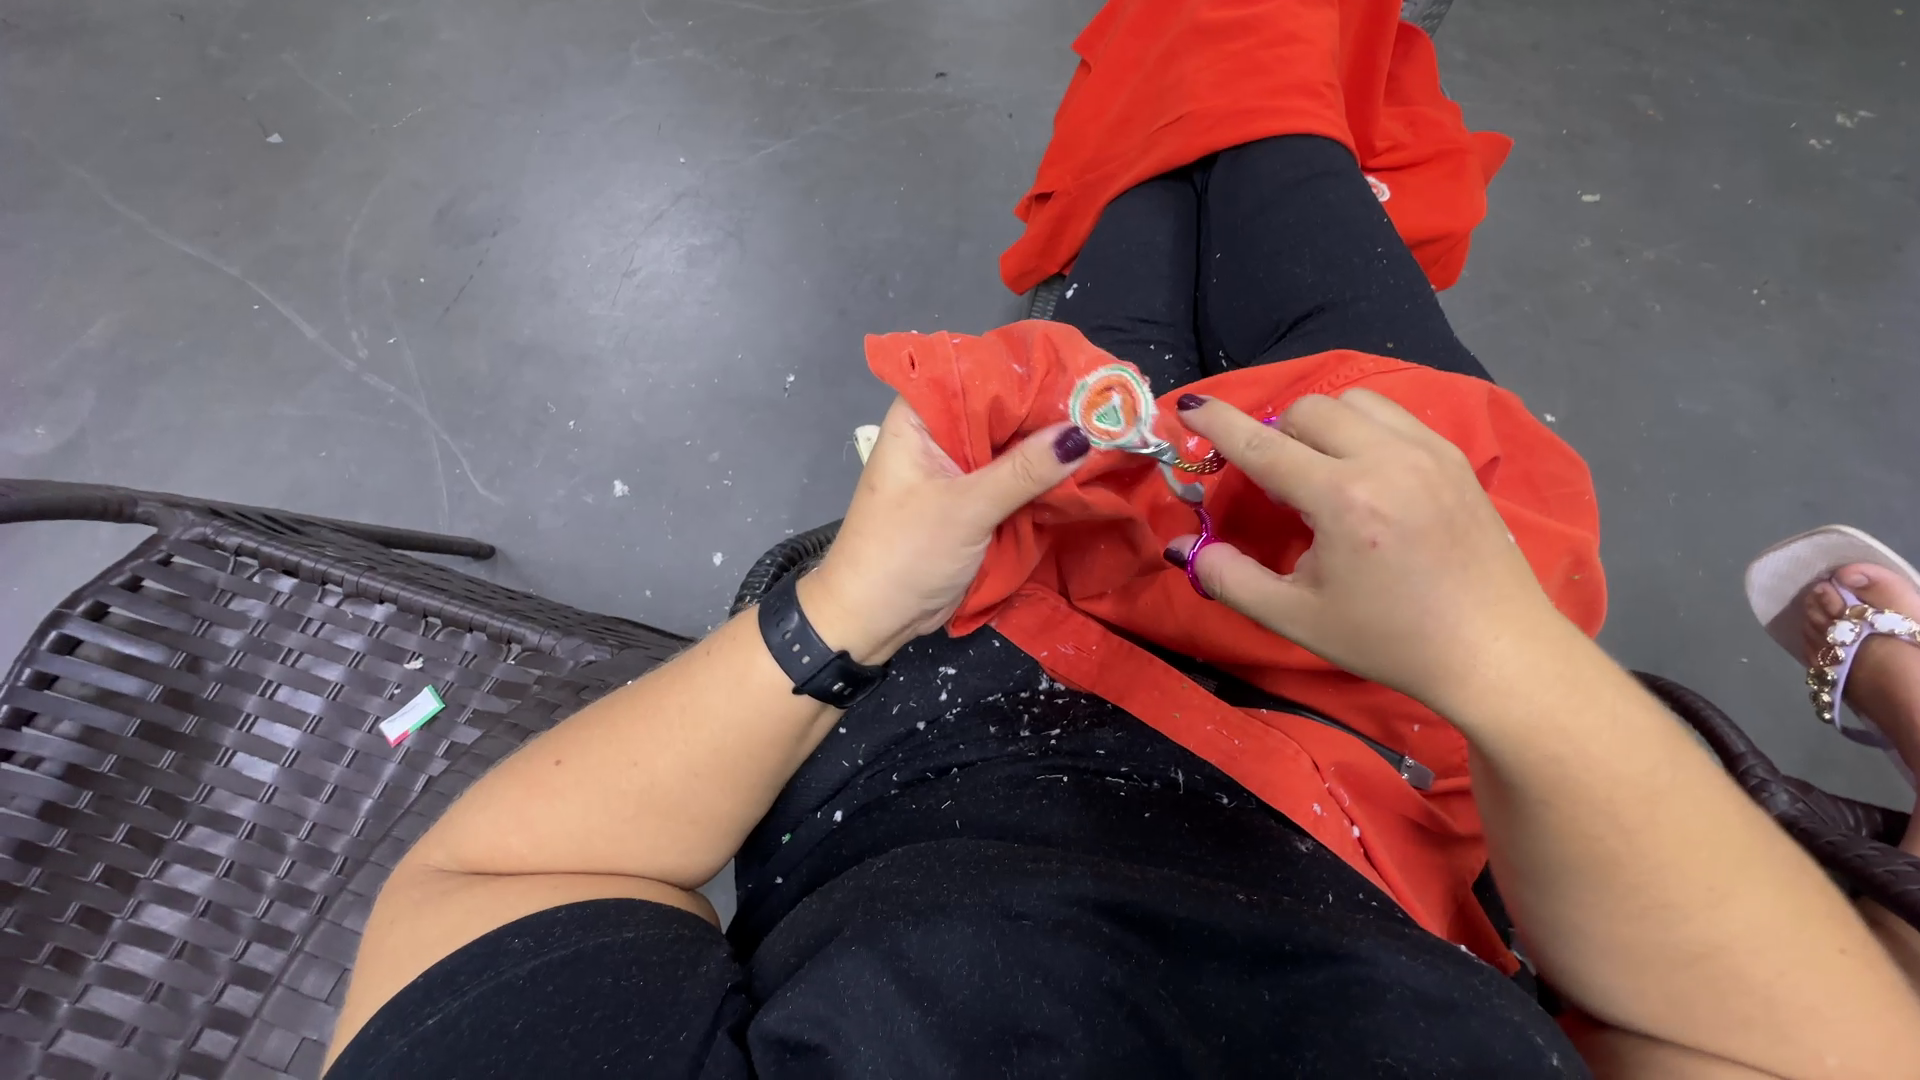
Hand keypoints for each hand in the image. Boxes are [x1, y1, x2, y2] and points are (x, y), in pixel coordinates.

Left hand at [798, 397, 1091, 664]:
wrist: (872, 618)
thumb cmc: (903, 554)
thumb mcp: (965, 509)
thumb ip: (1024, 470)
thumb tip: (1083, 431)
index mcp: (921, 416)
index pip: (982, 374)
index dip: (1032, 372)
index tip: (1084, 371)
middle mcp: (940, 433)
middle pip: (1003, 410)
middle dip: (1050, 410)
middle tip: (1110, 402)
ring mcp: (957, 468)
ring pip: (1012, 446)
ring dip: (1051, 446)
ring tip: (1110, 429)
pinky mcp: (972, 500)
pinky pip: (1013, 478)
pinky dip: (1042, 477)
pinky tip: (1085, 467)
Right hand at [1169, 391, 1568, 709]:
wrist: (1495, 653)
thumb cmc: (1389, 639)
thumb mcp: (1294, 618)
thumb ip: (1228, 578)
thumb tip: (1183, 547)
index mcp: (1343, 499)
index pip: (1263, 445)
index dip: (1219, 424)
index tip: (1189, 405)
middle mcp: (1387, 460)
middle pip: (1308, 410)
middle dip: (1274, 434)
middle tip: (1272, 481)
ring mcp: (1429, 453)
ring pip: (1353, 403)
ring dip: (1319, 425)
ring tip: (1318, 471)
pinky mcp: (1455, 459)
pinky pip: (1393, 416)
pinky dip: (1360, 428)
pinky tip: (1362, 474)